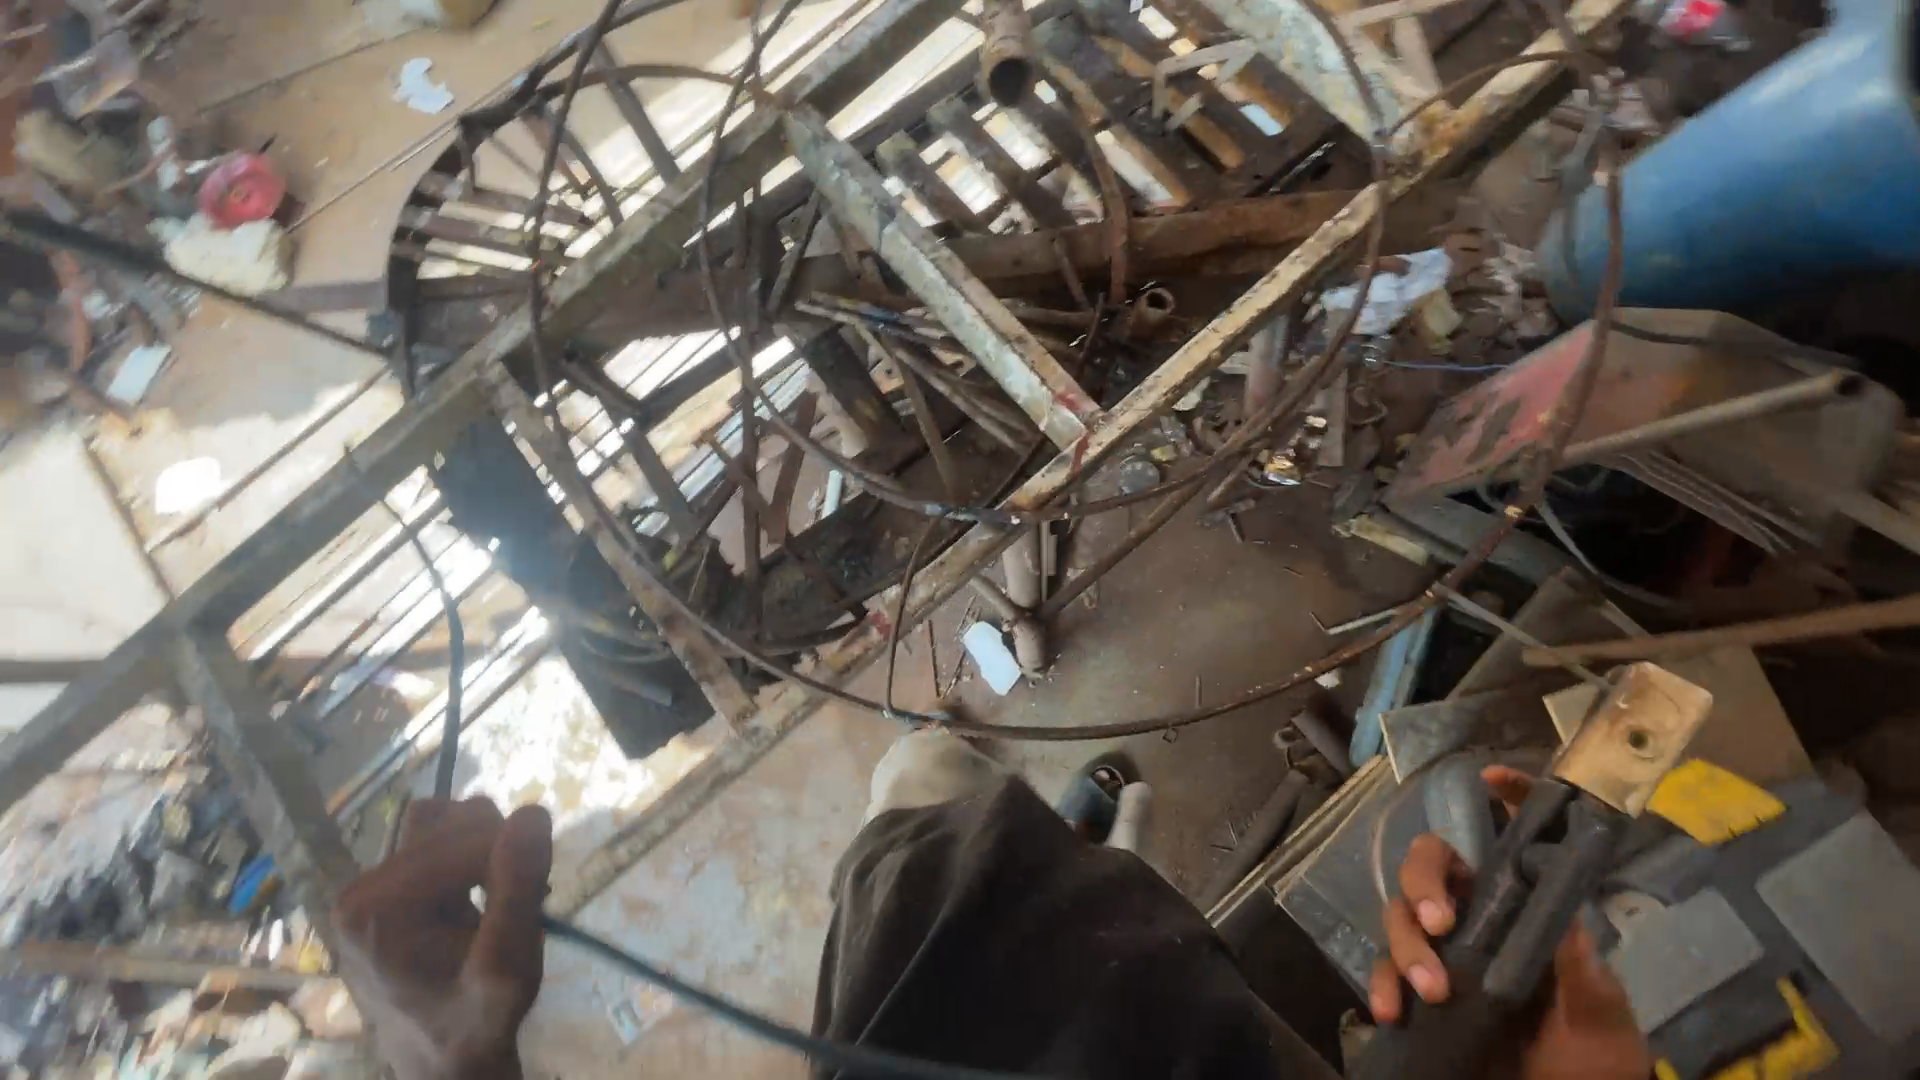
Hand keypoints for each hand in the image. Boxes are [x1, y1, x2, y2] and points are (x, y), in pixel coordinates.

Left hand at [335, 798, 552, 1079]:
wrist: (449, 1059)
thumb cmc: (478, 1017)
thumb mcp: (508, 962)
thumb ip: (517, 886)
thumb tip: (531, 812)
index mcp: (377, 904)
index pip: (475, 839)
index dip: (515, 865)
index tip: (525, 907)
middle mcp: (363, 886)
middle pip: (462, 821)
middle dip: (502, 855)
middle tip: (512, 906)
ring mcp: (372, 882)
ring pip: (454, 818)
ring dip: (491, 848)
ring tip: (497, 899)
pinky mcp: (388, 882)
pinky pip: (445, 831)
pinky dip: (476, 848)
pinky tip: (481, 891)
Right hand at [1367, 766, 1649, 1079]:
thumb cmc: (1589, 1069)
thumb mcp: (1603, 1028)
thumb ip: (1586, 981)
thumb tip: (1565, 924)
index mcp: (1520, 912)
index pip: (1510, 845)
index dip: (1505, 803)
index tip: (1492, 780)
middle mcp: (1474, 918)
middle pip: (1429, 864)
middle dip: (1424, 881)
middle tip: (1440, 921)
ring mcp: (1439, 951)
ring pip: (1399, 912)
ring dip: (1408, 944)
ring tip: (1433, 991)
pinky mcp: (1411, 987)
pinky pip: (1381, 967)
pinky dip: (1380, 982)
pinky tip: (1391, 1010)